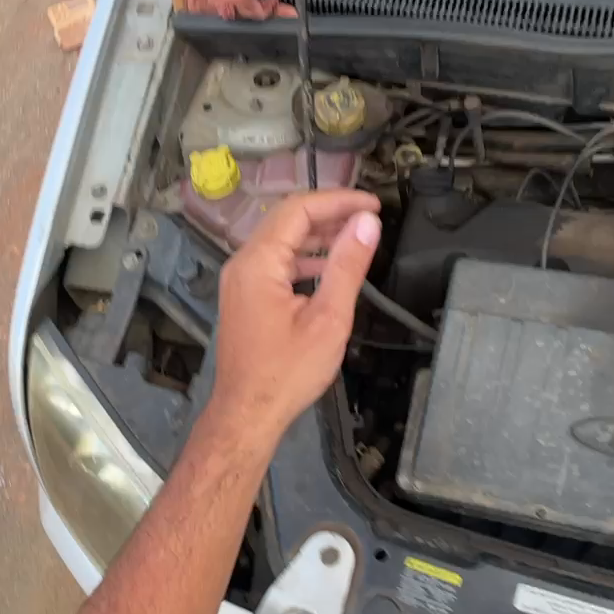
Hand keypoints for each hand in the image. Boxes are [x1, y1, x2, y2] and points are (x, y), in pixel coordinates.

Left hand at [204, 189, 381, 450]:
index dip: (339, 200)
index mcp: (258, 263)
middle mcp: (242, 264)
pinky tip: (328, 269)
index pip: (299, 210)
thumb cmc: (287, 373)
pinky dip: (303, 260)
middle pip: (286, 220)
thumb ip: (347, 266)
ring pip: (280, 242)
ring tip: (355, 239)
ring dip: (317, 237)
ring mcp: (239, 282)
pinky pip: (274, 265)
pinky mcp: (244, 299)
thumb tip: (367, 223)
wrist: (247, 413)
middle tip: (368, 217)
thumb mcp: (328, 319)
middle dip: (329, 214)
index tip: (373, 205)